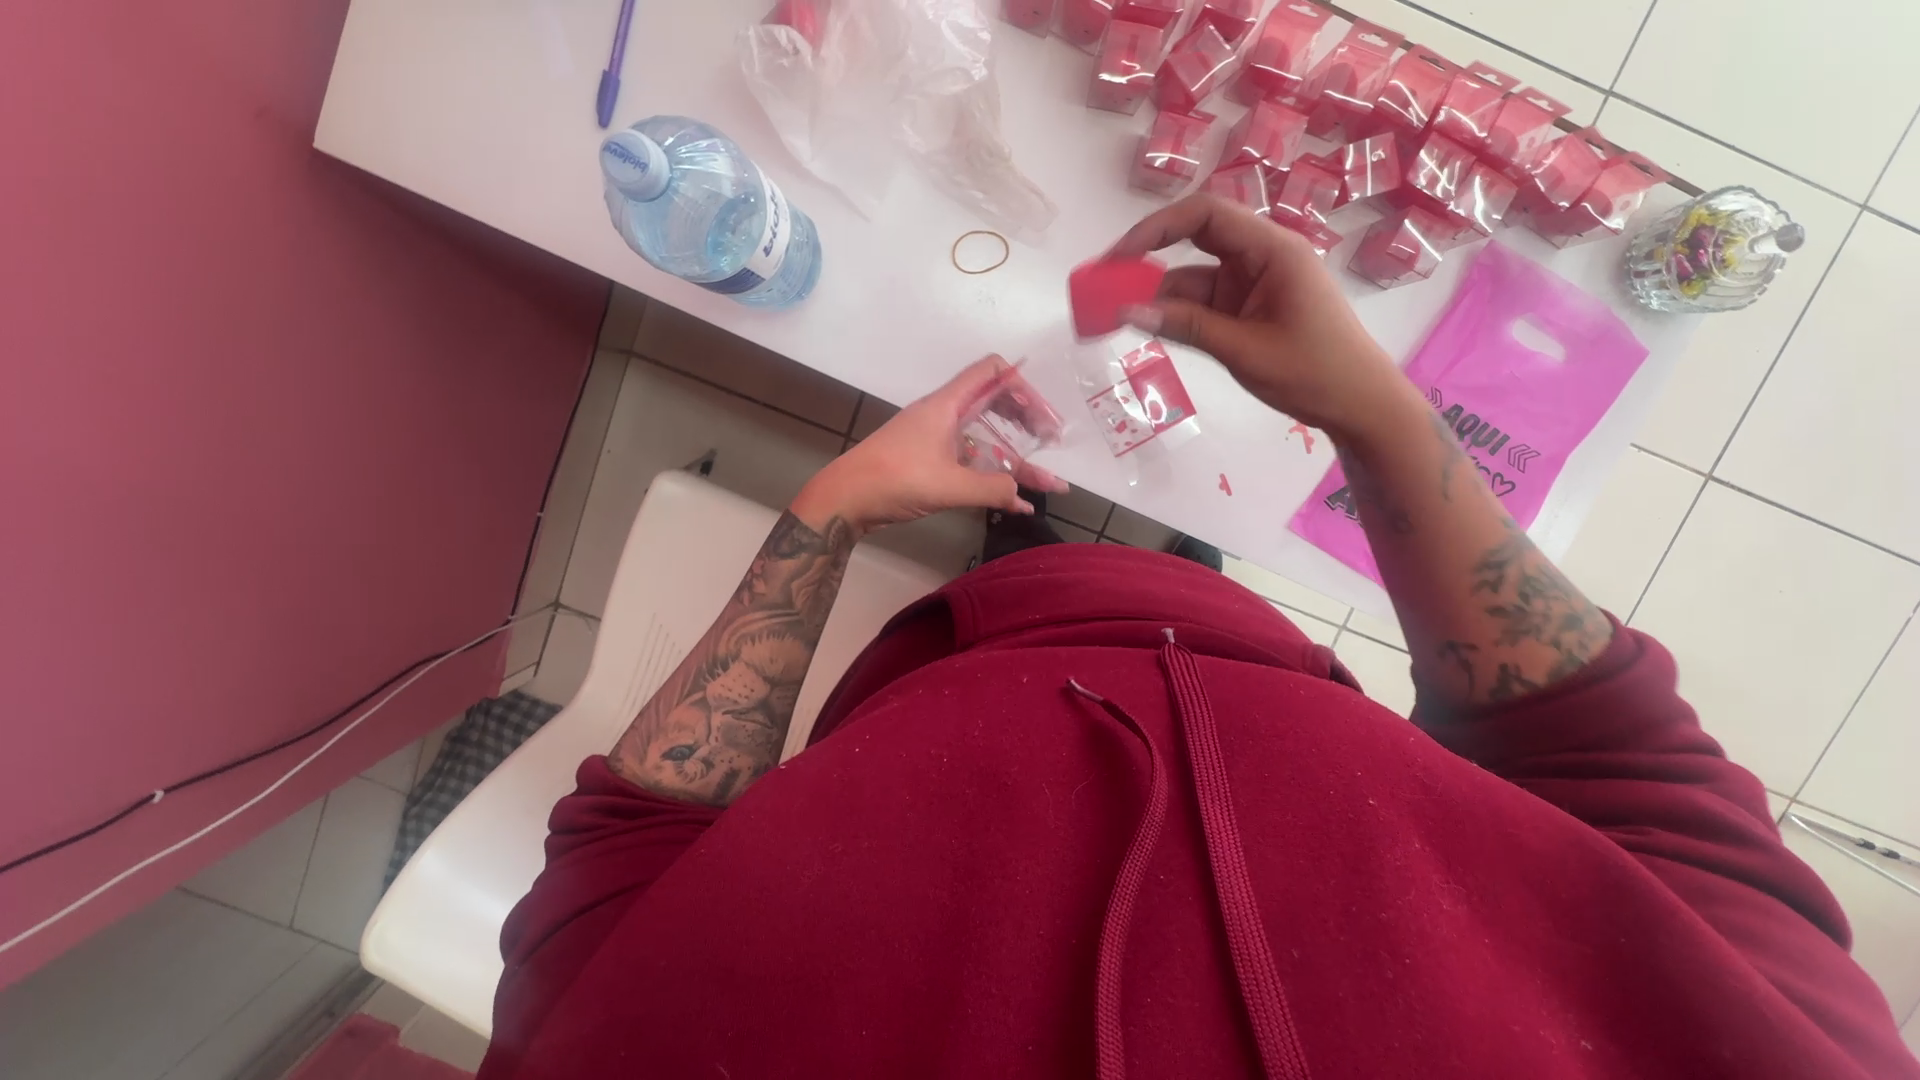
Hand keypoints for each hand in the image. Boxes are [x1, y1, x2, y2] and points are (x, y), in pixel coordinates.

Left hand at [790, 355, 1068, 535]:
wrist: (846, 499)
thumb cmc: (895, 480)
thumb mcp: (950, 486)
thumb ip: (993, 488)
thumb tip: (1022, 495)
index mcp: (947, 405)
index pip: (992, 372)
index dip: (1023, 387)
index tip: (1043, 418)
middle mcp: (944, 415)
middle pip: (994, 401)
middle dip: (1026, 419)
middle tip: (1050, 441)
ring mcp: (936, 438)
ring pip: (985, 436)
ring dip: (1015, 455)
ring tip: (1045, 478)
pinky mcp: (930, 461)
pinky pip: (972, 460)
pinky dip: (994, 475)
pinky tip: (1015, 500)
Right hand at [1108, 195, 1414, 442]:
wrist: (1358, 404)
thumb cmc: (1313, 372)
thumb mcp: (1243, 350)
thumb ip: (1185, 327)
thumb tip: (1127, 312)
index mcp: (1272, 250)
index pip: (1206, 216)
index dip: (1156, 228)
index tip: (1118, 256)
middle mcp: (1261, 257)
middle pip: (1195, 241)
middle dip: (1148, 259)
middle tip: (1105, 282)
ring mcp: (1254, 284)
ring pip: (1194, 279)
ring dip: (1158, 297)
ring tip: (1115, 317)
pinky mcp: (1248, 309)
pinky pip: (1204, 304)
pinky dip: (1176, 315)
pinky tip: (1149, 329)